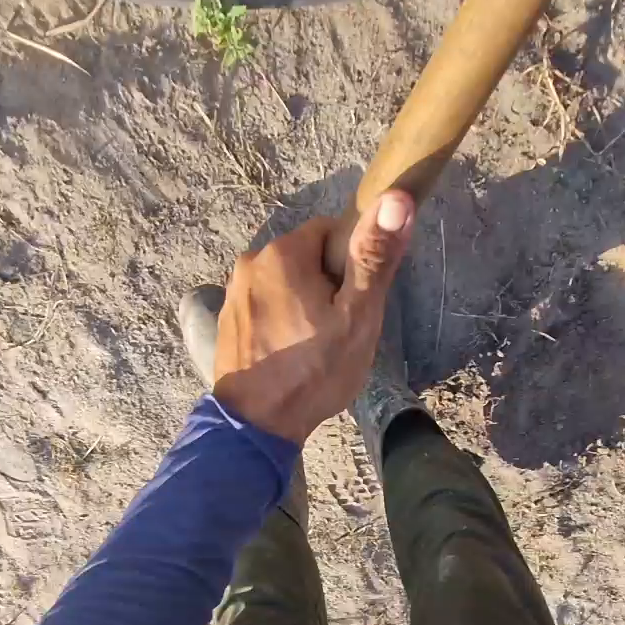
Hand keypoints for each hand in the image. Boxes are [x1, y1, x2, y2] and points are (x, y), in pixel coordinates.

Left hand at [212, 190, 416, 443]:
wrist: (257, 425)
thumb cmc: (313, 371)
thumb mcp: (356, 317)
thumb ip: (374, 258)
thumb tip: (397, 198)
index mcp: (282, 252)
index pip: (330, 232)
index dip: (351, 265)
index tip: (355, 303)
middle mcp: (250, 262)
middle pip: (306, 259)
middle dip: (327, 287)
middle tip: (339, 331)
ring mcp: (232, 293)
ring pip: (285, 285)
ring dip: (303, 306)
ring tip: (315, 348)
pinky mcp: (226, 321)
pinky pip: (265, 308)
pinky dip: (281, 323)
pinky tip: (290, 356)